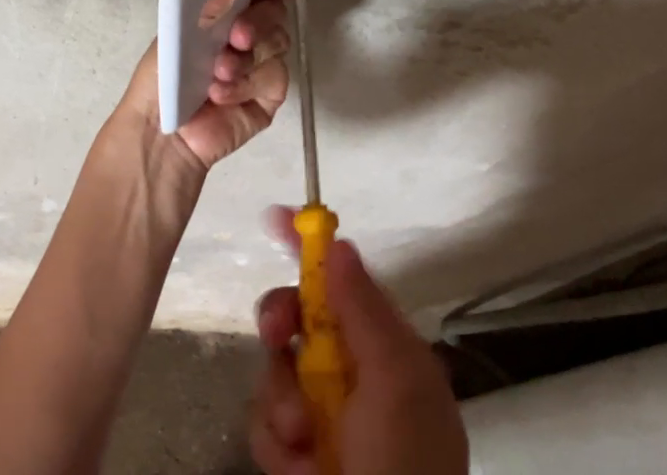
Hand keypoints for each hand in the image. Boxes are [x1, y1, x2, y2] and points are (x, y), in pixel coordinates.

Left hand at [117, 0, 327, 168]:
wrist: (160, 131)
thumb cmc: (162, 77)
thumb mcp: (181, 30)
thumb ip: (213, 4)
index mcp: (224, 11)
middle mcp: (247, 33)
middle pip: (275, 10)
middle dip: (260, 18)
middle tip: (237, 36)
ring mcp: (261, 63)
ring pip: (277, 41)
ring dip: (246, 55)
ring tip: (218, 72)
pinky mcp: (269, 93)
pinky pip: (272, 77)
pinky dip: (244, 83)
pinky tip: (220, 94)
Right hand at [249, 240, 468, 474]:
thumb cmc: (403, 466)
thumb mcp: (396, 385)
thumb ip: (365, 313)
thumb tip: (339, 242)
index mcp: (388, 351)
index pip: (346, 282)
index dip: (310, 247)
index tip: (275, 218)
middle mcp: (353, 374)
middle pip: (298, 316)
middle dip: (281, 324)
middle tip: (279, 336)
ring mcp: (323, 413)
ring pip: (273, 370)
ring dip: (282, 405)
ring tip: (305, 446)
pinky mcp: (296, 450)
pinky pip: (263, 421)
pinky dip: (275, 446)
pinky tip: (299, 469)